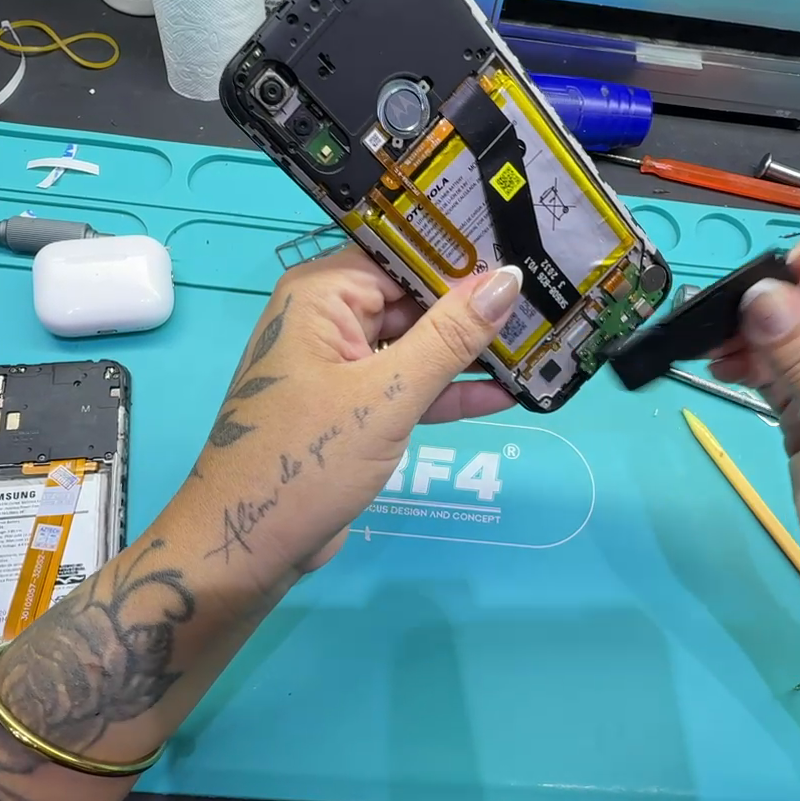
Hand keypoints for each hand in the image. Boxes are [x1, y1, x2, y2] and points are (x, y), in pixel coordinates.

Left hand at [169, 248, 523, 579]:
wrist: (251, 549)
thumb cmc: (308, 460)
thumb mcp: (387, 395)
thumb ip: (450, 337)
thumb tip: (506, 279)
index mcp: (322, 295)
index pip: (402, 255)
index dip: (463, 255)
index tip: (527, 251)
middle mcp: (329, 320)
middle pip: (414, 300)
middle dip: (476, 306)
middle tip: (548, 299)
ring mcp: (343, 367)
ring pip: (417, 346)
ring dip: (470, 354)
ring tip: (539, 346)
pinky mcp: (355, 409)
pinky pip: (409, 387)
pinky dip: (449, 393)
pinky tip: (506, 393)